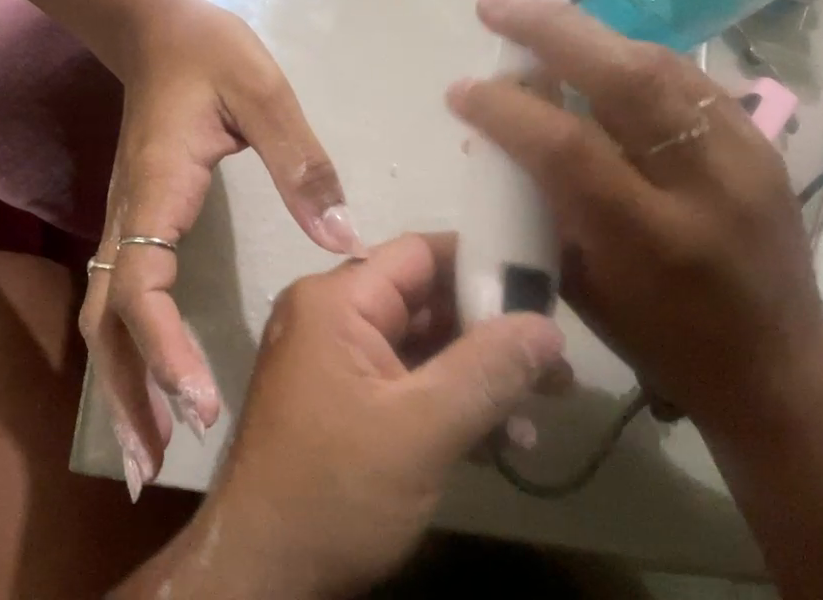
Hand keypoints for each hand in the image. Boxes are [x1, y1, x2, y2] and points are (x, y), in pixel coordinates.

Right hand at [80, 0, 363, 499]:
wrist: (155, 30)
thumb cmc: (208, 52)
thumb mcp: (262, 91)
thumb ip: (300, 162)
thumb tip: (343, 240)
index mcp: (158, 189)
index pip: (140, 281)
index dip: (161, 346)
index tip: (196, 403)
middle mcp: (128, 218)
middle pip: (106, 320)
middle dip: (125, 393)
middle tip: (151, 467)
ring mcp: (123, 223)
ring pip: (103, 317)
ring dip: (119, 385)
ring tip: (143, 454)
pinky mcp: (134, 224)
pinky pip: (120, 301)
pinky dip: (128, 354)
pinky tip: (152, 389)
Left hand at [115, 233, 563, 599]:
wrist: (264, 567)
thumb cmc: (337, 488)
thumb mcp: (422, 429)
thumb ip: (487, 370)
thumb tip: (549, 326)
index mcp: (335, 301)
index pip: (419, 254)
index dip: (484, 265)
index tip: (548, 292)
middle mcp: (329, 317)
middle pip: (425, 301)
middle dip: (493, 334)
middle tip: (558, 370)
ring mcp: (334, 361)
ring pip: (421, 348)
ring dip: (480, 378)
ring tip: (545, 411)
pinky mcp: (343, 402)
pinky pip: (405, 383)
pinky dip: (450, 405)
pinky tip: (503, 443)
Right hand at [445, 0, 822, 430]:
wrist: (777, 367)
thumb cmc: (657, 338)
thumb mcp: (578, 283)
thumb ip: (535, 204)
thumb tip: (488, 138)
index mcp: (650, 239)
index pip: (568, 147)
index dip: (506, 108)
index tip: (461, 91)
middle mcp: (706, 186)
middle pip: (628, 80)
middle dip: (552, 32)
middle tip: (496, 6)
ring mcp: (746, 157)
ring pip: (662, 65)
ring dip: (590, 33)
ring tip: (537, 17)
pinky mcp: (764, 143)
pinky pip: (687, 78)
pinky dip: (630, 56)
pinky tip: (596, 50)